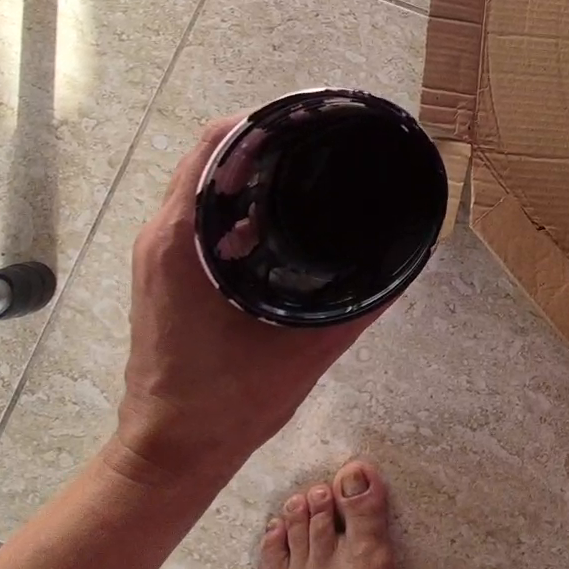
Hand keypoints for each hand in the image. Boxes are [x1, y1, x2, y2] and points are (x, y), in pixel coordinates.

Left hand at [111, 118, 381, 484]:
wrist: (171, 452)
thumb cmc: (230, 401)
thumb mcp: (309, 348)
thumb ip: (364, 302)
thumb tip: (411, 257)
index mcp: (183, 242)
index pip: (214, 147)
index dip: (262, 120)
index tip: (311, 115)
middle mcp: (162, 235)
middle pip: (208, 152)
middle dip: (263, 134)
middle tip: (320, 134)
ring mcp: (158, 250)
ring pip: (201, 177)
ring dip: (249, 161)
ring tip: (305, 158)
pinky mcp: (164, 267)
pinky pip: (198, 207)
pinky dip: (236, 191)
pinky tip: (279, 205)